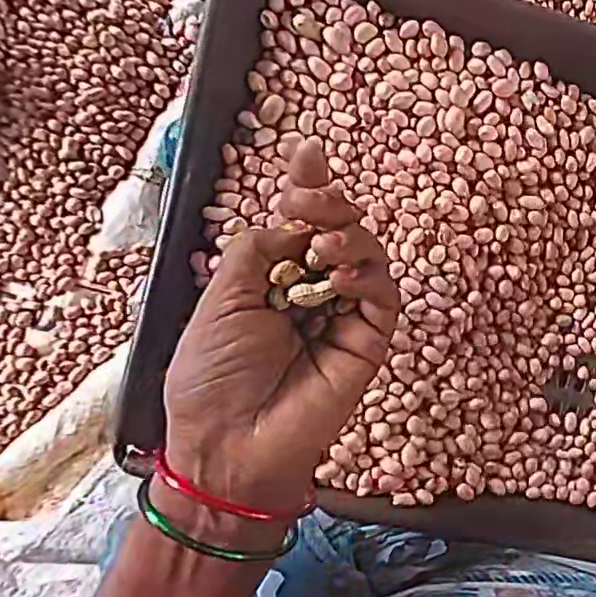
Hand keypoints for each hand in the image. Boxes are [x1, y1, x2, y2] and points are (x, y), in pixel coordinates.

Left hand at [162, 141, 399, 515]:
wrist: (229, 442)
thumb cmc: (213, 376)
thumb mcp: (220, 298)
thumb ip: (258, 248)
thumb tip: (295, 219)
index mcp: (274, 280)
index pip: (299, 226)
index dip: (307, 190)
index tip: (307, 154)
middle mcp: (311, 293)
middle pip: (338, 233)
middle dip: (327, 207)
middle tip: (306, 202)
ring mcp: (342, 318)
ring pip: (366, 259)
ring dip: (349, 238)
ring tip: (322, 246)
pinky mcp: (366, 343)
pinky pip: (382, 299)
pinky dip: (366, 278)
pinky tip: (336, 277)